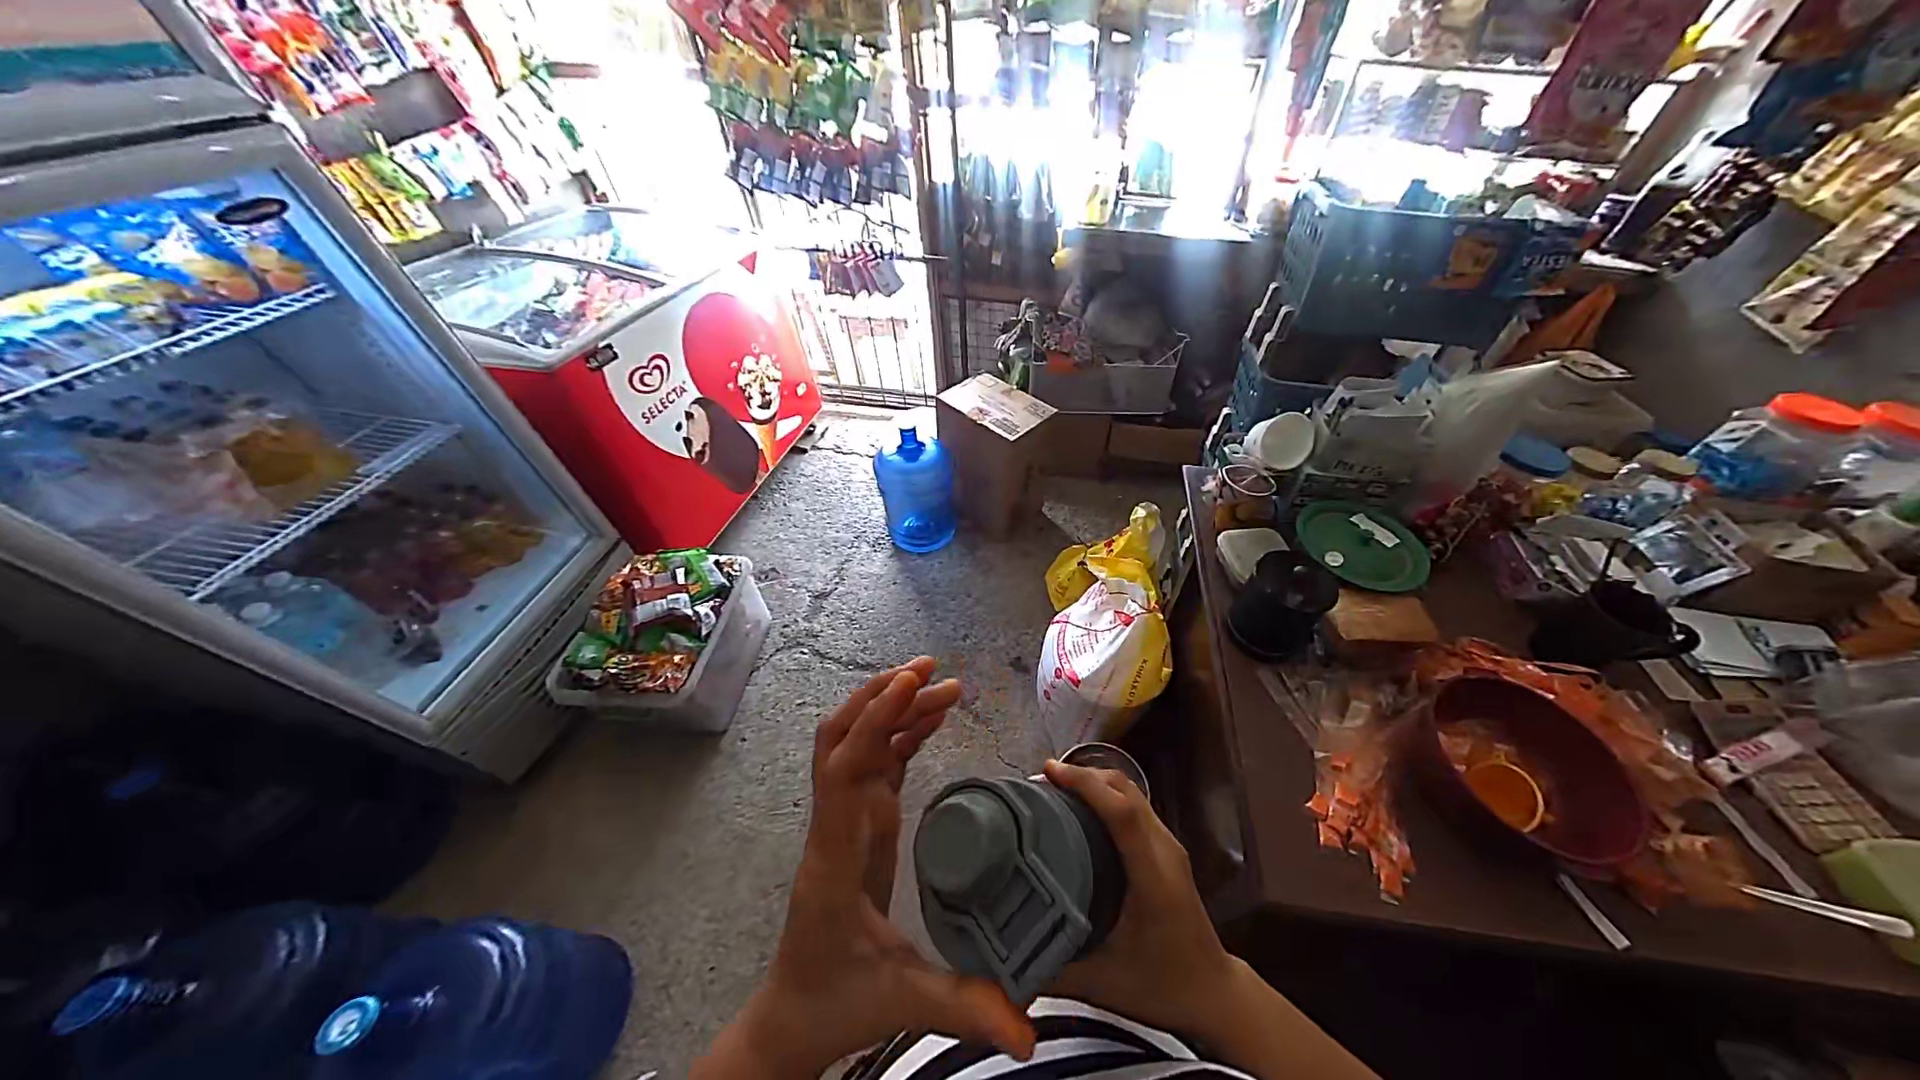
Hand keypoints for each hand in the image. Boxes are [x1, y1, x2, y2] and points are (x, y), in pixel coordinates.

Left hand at [693, 659, 1035, 1078]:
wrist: (791, 1015)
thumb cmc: (835, 1001)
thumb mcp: (903, 1002)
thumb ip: (965, 1007)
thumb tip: (1029, 1031)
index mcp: (836, 852)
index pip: (846, 766)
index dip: (875, 719)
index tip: (912, 683)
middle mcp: (836, 823)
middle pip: (844, 737)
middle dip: (882, 696)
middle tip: (931, 669)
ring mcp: (846, 821)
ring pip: (861, 744)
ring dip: (895, 710)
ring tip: (943, 684)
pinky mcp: (860, 826)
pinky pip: (878, 765)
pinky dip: (901, 736)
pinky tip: (931, 720)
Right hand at [1043, 758, 1241, 1039]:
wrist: (1213, 995)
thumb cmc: (1160, 987)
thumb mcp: (1102, 984)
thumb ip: (1053, 967)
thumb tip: (1002, 956)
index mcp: (1153, 877)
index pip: (1123, 813)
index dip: (1086, 784)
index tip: (1049, 773)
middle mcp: (1165, 851)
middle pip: (1127, 790)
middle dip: (1083, 775)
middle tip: (1041, 782)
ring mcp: (1169, 847)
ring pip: (1132, 792)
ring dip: (1094, 782)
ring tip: (1055, 789)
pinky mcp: (1167, 849)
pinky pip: (1134, 805)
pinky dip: (1105, 795)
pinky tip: (1080, 809)